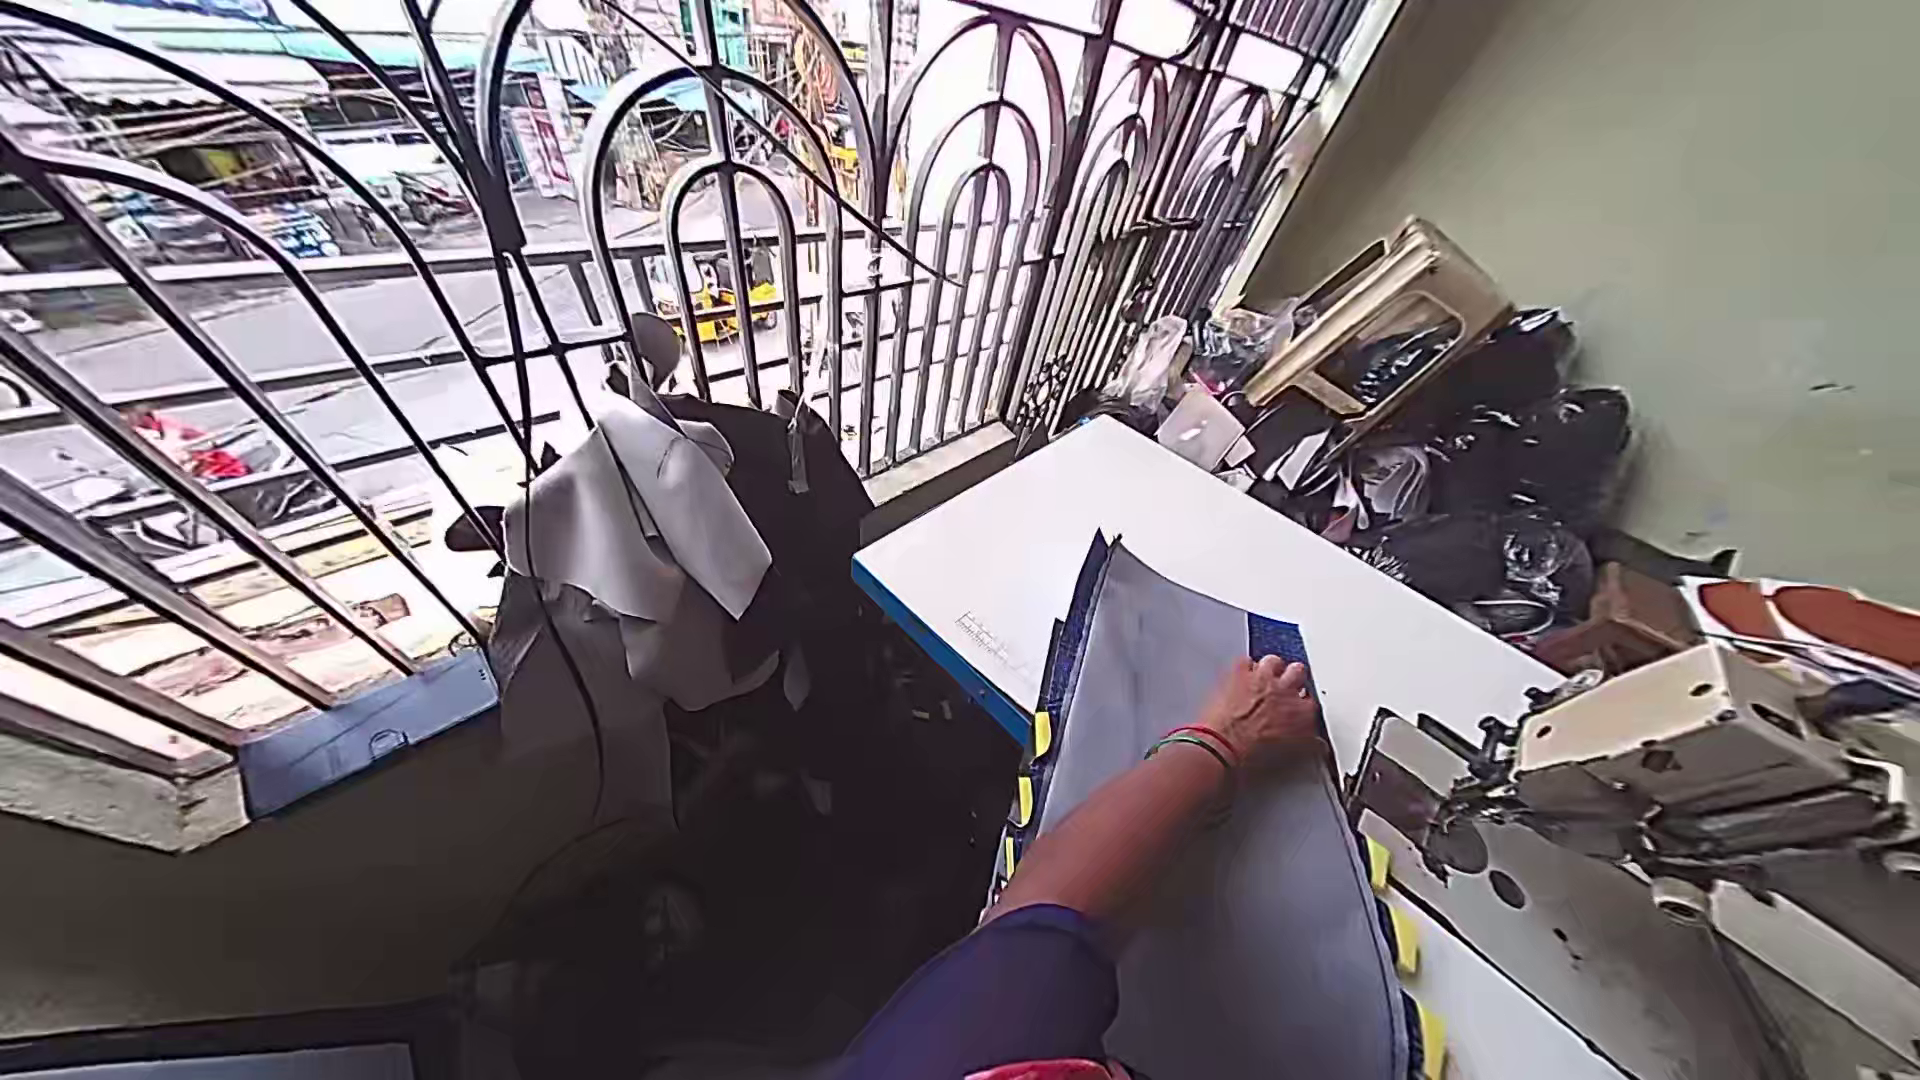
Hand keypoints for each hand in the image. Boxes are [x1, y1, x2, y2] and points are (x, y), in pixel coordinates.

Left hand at [1198, 655, 1321, 766]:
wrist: (1225, 744)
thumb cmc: (1254, 752)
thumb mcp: (1293, 754)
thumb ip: (1309, 742)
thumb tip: (1317, 744)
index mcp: (1304, 713)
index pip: (1312, 699)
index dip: (1302, 701)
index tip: (1296, 704)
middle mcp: (1286, 691)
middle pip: (1298, 671)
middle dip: (1292, 676)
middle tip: (1282, 685)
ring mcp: (1263, 678)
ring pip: (1274, 661)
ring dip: (1269, 668)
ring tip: (1262, 677)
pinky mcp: (1240, 672)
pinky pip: (1245, 661)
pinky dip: (1244, 667)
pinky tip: (1241, 675)